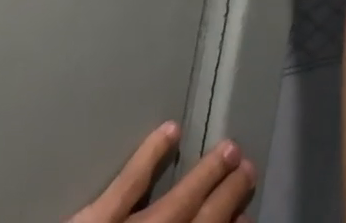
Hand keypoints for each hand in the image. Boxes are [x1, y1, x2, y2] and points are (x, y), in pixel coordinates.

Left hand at [69, 122, 255, 222]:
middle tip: (246, 165)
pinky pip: (129, 183)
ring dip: (207, 176)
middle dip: (228, 195)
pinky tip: (171, 130)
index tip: (246, 212)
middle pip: (202, 222)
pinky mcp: (99, 219)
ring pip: (179, 202)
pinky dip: (152, 154)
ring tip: (229, 150)